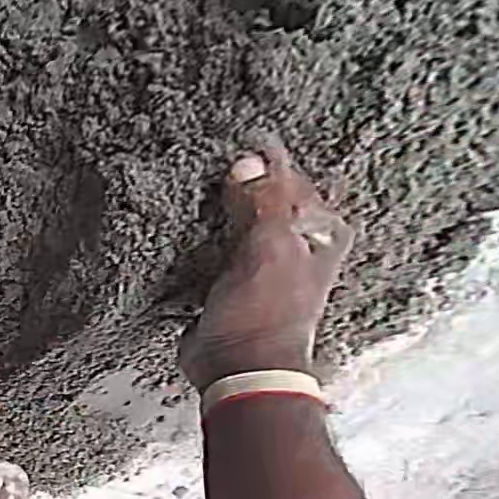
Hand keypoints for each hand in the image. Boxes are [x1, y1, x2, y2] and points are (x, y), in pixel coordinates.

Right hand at [179, 134, 353, 390]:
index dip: (261, 156)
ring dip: (213, 202)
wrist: (238, 366)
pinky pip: (212, 243)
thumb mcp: (268, 251)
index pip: (288, 177)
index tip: (227, 132)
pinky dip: (198, 230)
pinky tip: (178, 218)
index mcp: (319, 230)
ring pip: (235, 219)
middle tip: (199, 149)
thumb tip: (247, 160)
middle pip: (262, 196)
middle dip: (235, 176)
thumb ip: (262, 204)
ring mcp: (259, 261)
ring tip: (184, 175)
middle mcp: (294, 241)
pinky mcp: (226, 279)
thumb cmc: (263, 311)